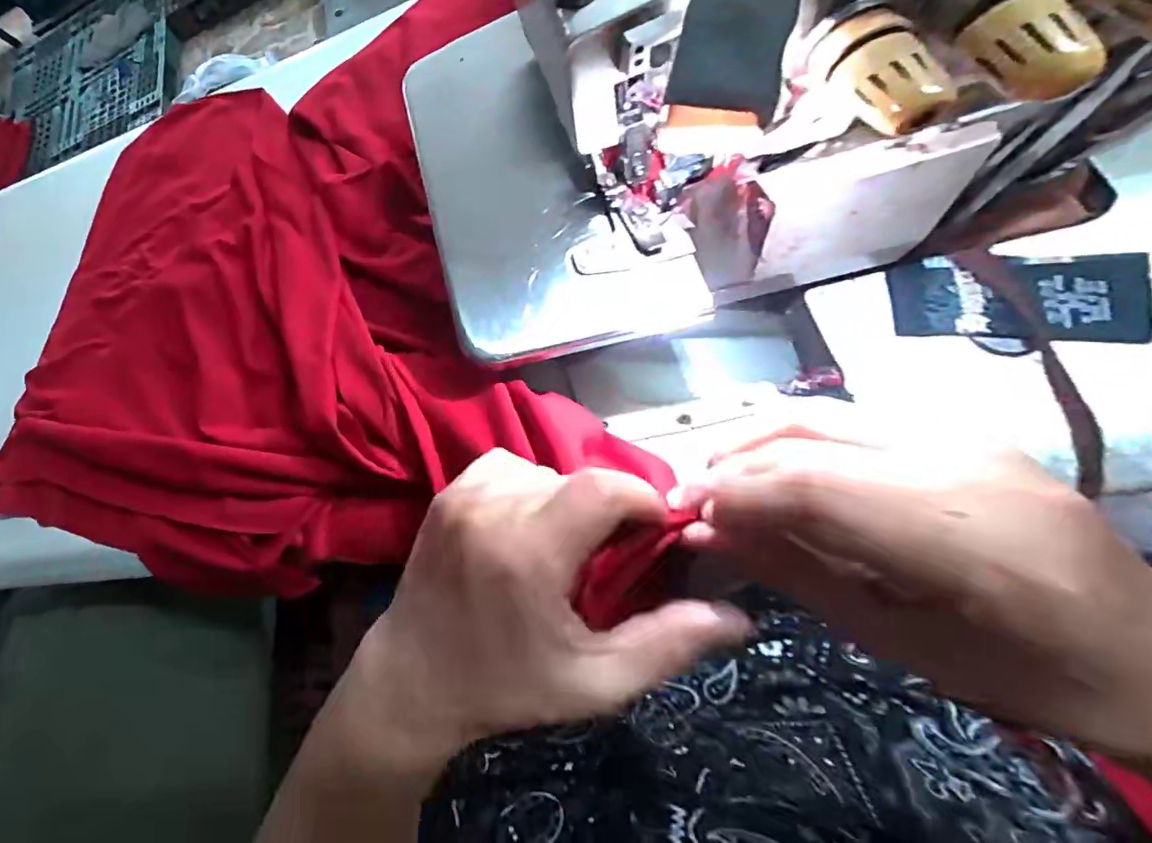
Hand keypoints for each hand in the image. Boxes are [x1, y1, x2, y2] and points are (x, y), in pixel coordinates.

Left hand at [347, 449, 750, 764]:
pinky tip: (524, 524)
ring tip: (563, 543)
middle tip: (609, 555)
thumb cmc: (505, 685)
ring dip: (564, 498)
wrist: (415, 676)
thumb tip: (736, 615)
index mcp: (528, 550)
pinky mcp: (444, 493)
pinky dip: (524, 484)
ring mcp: (461, 495)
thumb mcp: (594, 681)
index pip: (601, 487)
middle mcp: (491, 508)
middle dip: (605, 510)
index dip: (641, 499)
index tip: (654, 533)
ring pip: (539, 469)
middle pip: (573, 480)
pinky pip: (501, 466)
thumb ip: (666, 644)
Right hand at [681, 403, 1151, 763]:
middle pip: (805, 440)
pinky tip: (772, 467)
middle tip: (692, 499)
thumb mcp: (894, 640)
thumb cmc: (1024, 674)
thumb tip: (702, 532)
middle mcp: (966, 466)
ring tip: (721, 478)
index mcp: (969, 542)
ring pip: (816, 414)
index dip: (732, 492)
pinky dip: (791, 438)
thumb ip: (790, 572)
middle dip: (731, 465)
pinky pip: (845, 418)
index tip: (684, 512)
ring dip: (752, 442)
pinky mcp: (956, 426)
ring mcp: (965, 436)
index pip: (811, 486)